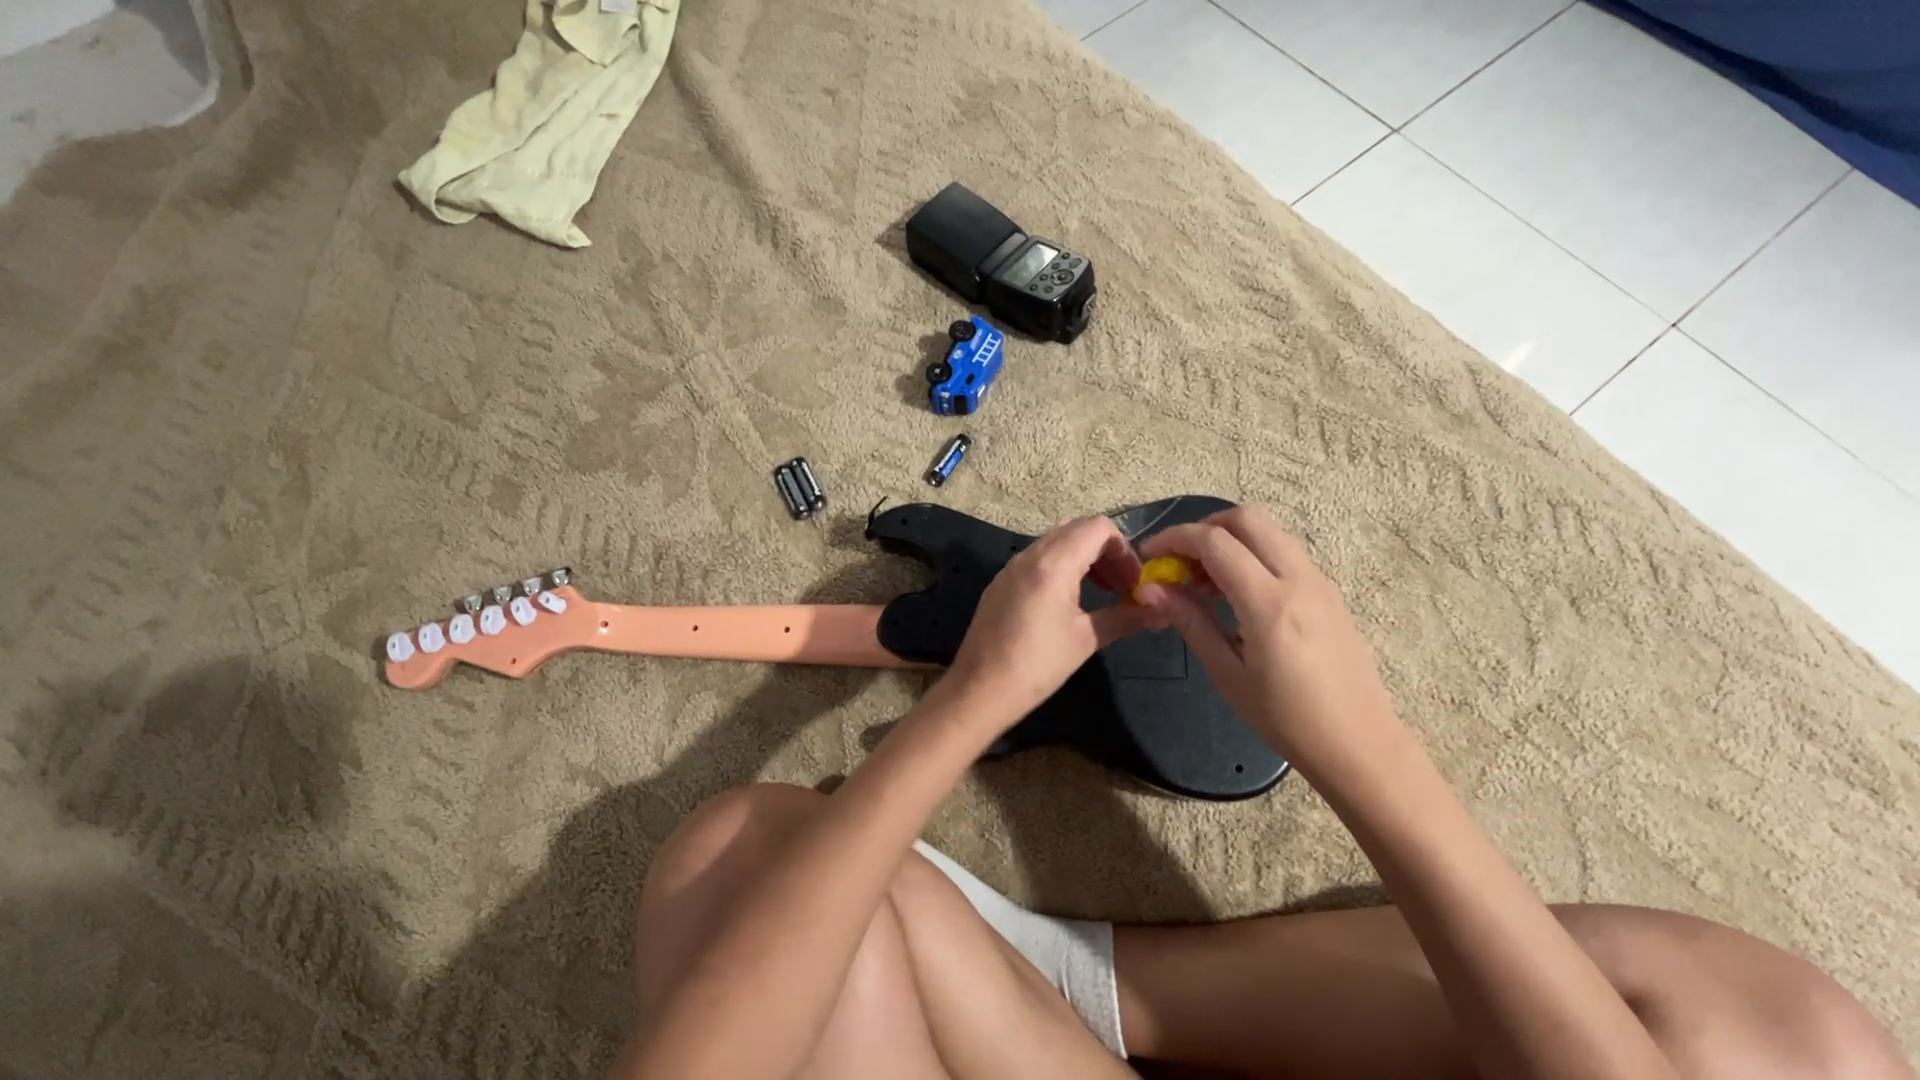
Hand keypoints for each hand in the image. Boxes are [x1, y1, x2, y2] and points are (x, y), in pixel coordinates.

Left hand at [944, 515, 1165, 728]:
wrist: (980, 689)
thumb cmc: (1037, 665)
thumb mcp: (1086, 639)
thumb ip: (1125, 618)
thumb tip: (1162, 612)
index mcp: (1053, 563)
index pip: (1098, 527)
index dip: (1124, 548)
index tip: (1134, 580)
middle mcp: (1030, 555)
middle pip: (1077, 528)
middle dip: (1106, 551)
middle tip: (1121, 585)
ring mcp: (1011, 567)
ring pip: (1055, 541)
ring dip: (1083, 557)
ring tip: (1100, 592)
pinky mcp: (1000, 582)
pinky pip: (1037, 559)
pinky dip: (1060, 566)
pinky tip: (1067, 602)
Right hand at [1136, 506, 1403, 775]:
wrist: (1359, 743)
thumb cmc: (1286, 719)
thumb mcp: (1228, 674)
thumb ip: (1191, 621)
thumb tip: (1150, 588)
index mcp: (1269, 603)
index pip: (1215, 542)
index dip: (1175, 538)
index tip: (1149, 554)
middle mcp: (1299, 579)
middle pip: (1247, 518)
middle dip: (1204, 528)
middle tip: (1178, 560)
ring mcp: (1320, 581)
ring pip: (1269, 531)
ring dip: (1230, 540)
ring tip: (1203, 580)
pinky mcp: (1329, 591)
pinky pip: (1284, 552)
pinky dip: (1252, 554)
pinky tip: (1236, 593)